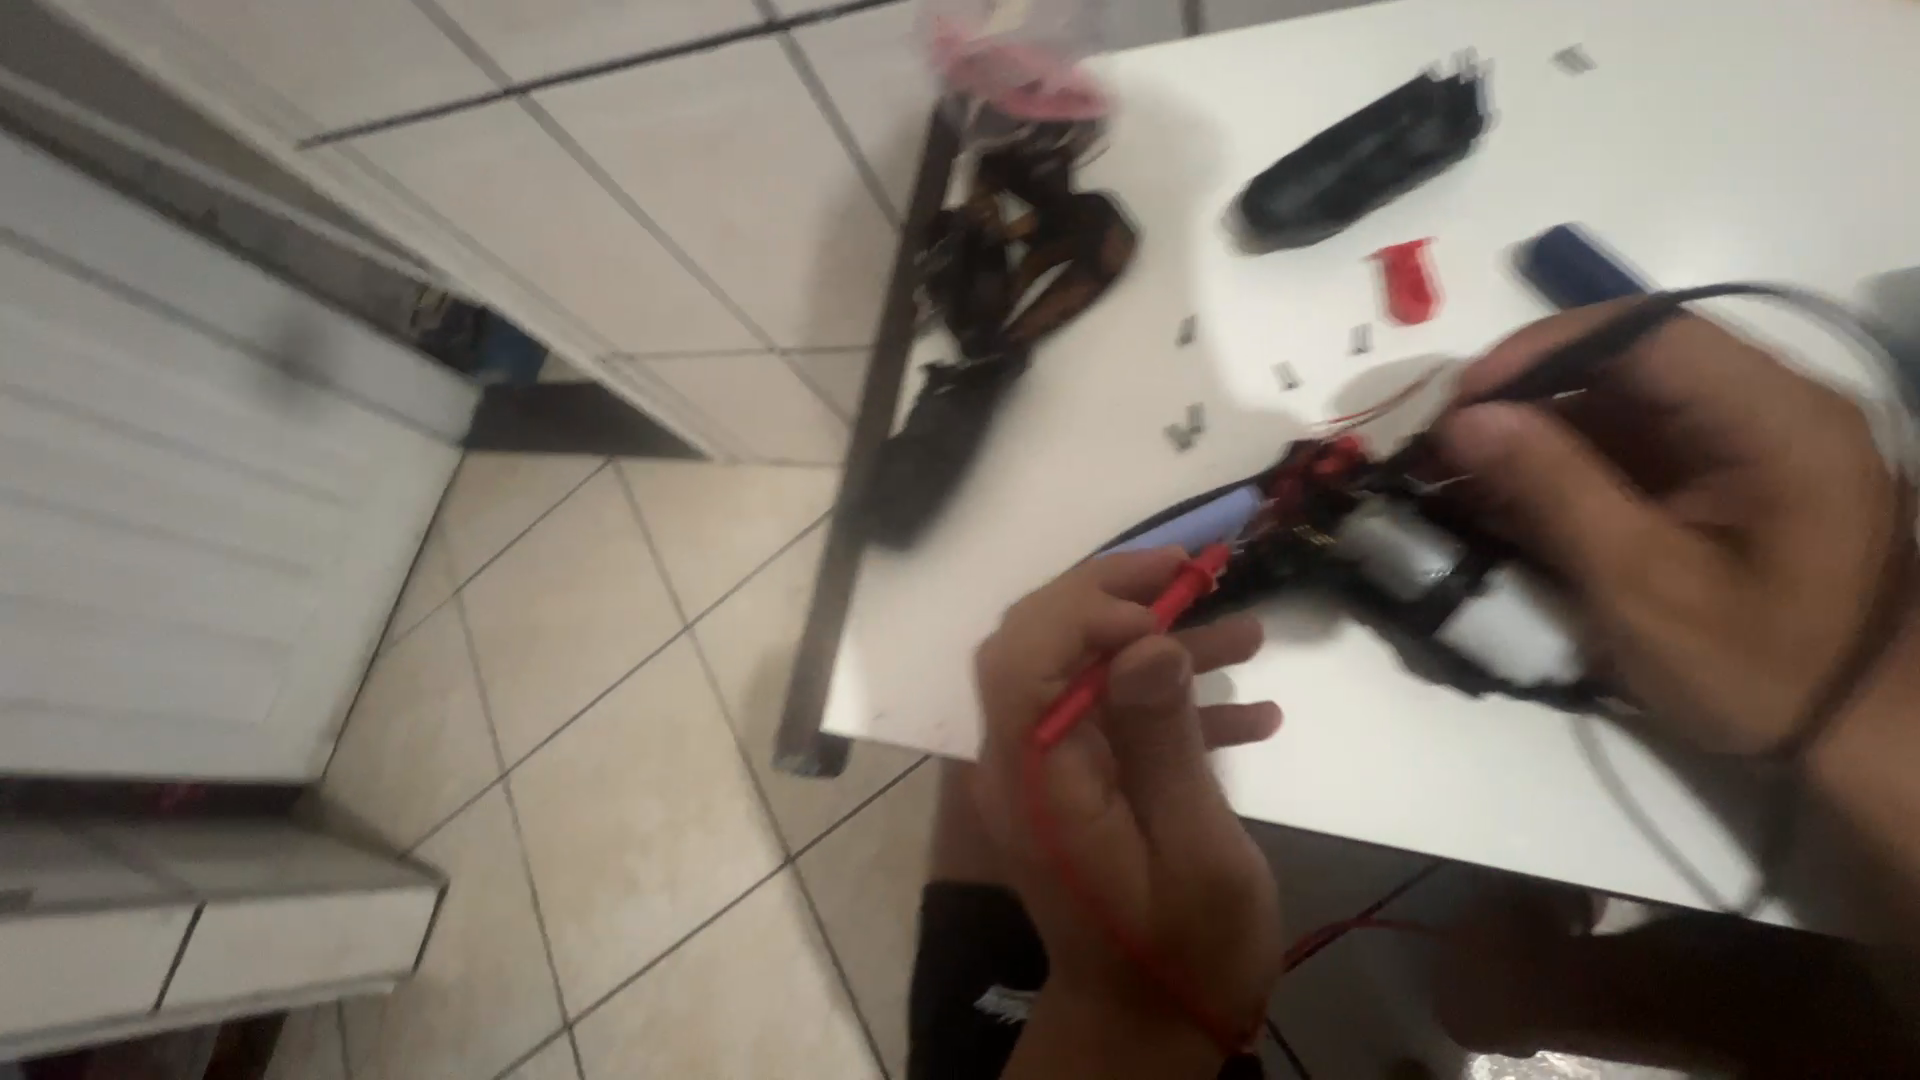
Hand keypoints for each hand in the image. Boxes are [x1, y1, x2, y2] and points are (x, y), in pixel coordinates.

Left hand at [972, 548, 1284, 1054]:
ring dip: (1152, 644)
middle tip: (1191, 572)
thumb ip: (1164, 745)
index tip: (1165, 607)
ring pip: (1079, 671)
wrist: (1145, 1024)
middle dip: (1110, 596)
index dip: (1083, 610)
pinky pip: (1106, 714)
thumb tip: (1147, 644)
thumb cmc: (1182, 957)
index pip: (1021, 656)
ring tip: (1245, 630)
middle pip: (1036, 643)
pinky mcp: (1072, 777)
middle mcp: (1020, 759)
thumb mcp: (1197, 855)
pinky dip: (1163, 699)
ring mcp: (1043, 767)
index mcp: (1035, 777)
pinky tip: (1249, 710)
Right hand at [1434, 303, 1909, 752]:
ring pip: (1599, 401)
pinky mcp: (1698, 475)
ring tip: (1442, 474)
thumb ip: (1551, 488)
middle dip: (1513, 395)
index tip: (1455, 403)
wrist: (1852, 733)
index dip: (1537, 352)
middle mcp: (1757, 408)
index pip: (1645, 335)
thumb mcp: (1639, 581)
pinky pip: (1603, 445)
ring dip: (1515, 432)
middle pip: (1615, 361)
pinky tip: (1483, 497)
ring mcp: (1726, 441)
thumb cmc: (1758, 665)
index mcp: (1773, 420)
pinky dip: (1536, 465)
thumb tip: (1462, 420)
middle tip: (1434, 442)